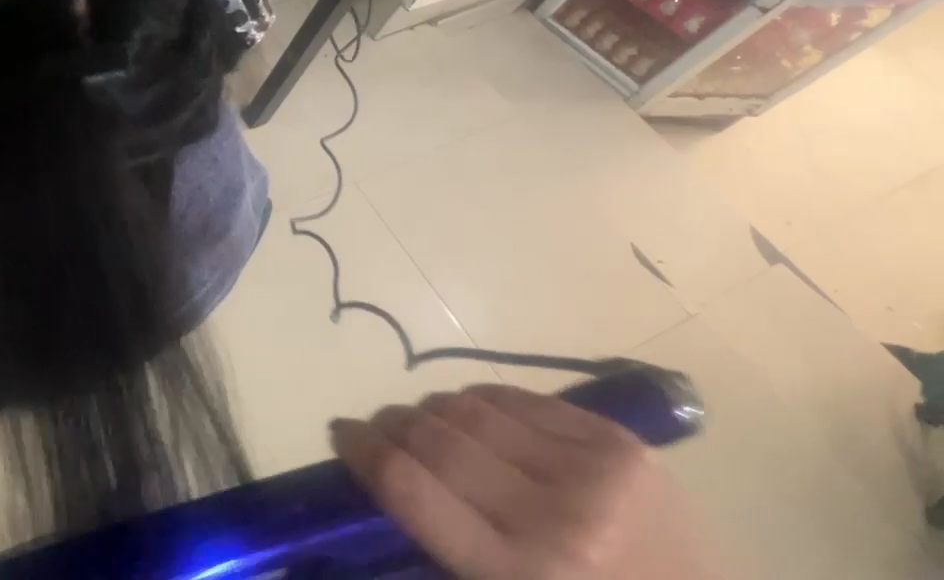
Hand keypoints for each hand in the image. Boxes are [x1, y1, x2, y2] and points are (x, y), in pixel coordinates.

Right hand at [333, 384, 721, 579]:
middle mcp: (556, 515)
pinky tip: (477, 421)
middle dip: (389, 426)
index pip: (406, 484)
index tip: (341, 435)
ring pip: (467, 405)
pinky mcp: (619, 443)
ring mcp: (594, 471)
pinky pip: (515, 397)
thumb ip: (435, 548)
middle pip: (431, 437)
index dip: (360, 450)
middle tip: (379, 433)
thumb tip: (376, 475)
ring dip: (432, 411)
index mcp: (519, 572)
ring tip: (429, 428)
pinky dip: (479, 403)